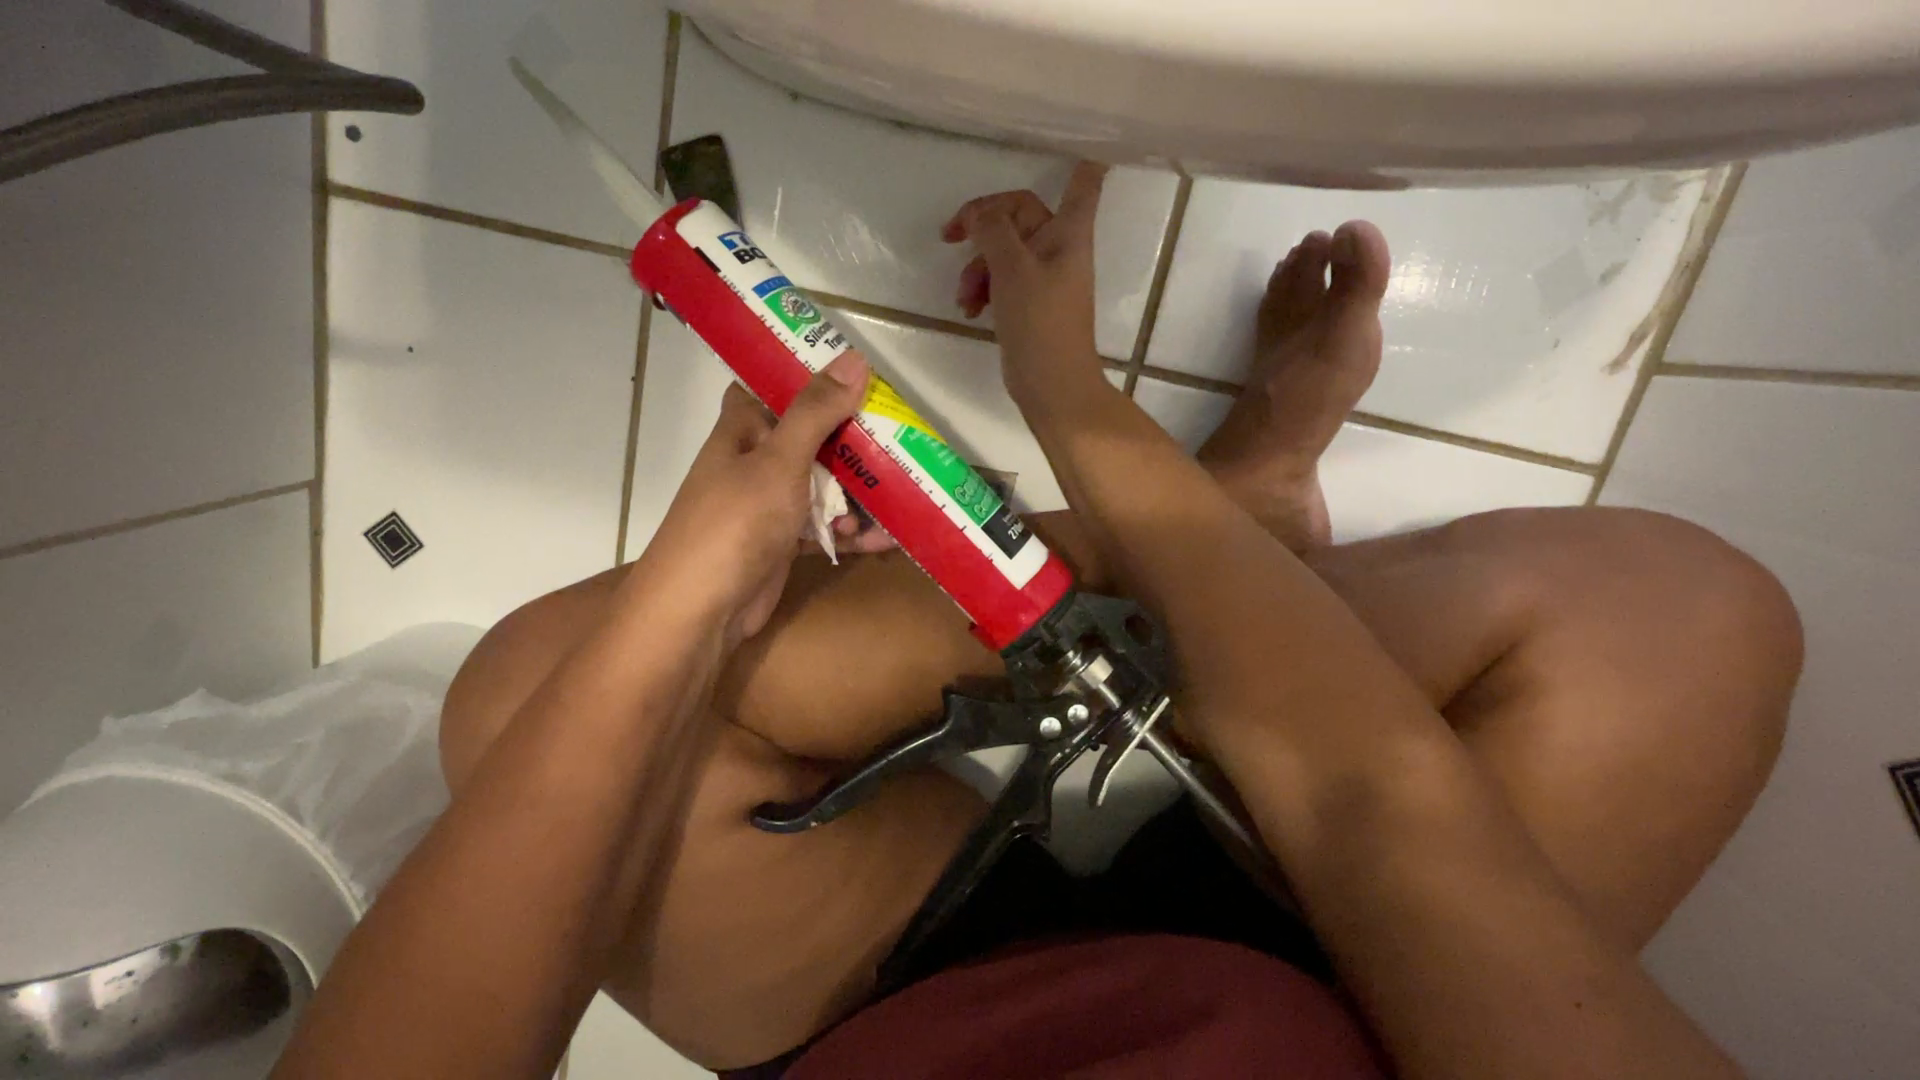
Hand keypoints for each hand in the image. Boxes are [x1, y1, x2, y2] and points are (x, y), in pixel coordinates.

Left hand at [634, 352, 870, 642]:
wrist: (700, 610)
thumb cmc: (734, 523)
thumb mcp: (779, 460)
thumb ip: (816, 412)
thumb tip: (853, 358)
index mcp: (742, 431)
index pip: (768, 387)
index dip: (803, 376)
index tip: (850, 372)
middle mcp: (754, 462)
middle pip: (808, 438)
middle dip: (850, 439)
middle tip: (897, 437)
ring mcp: (768, 505)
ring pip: (820, 485)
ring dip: (856, 492)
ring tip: (894, 499)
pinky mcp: (781, 544)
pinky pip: (822, 528)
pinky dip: (850, 532)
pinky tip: (887, 539)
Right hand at [942, 161, 1109, 406]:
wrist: (1052, 386)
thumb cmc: (1041, 323)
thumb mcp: (1012, 269)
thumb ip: (993, 231)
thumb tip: (979, 214)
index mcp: (1067, 233)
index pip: (1082, 185)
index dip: (1083, 163)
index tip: (1086, 145)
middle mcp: (1058, 249)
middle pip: (1019, 216)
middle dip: (983, 229)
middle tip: (949, 238)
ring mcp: (1044, 278)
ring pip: (1003, 252)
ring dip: (977, 269)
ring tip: (964, 299)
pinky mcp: (1029, 305)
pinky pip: (1002, 281)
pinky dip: (983, 290)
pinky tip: (969, 310)